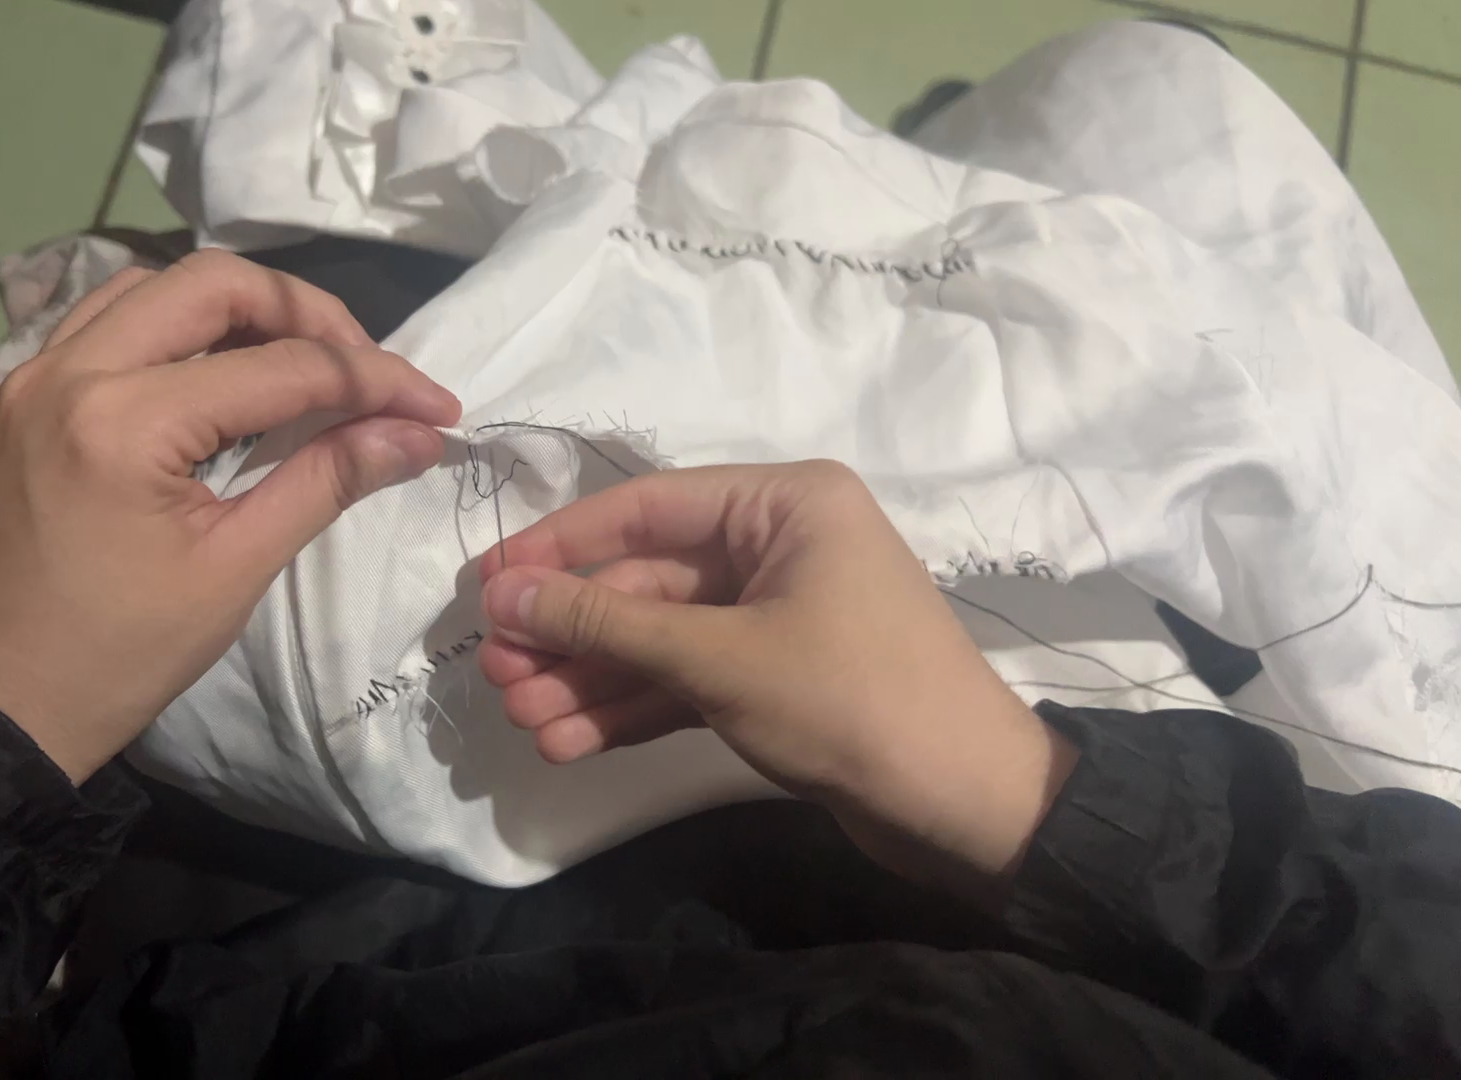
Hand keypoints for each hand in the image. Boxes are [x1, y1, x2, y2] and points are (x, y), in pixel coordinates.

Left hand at [0, 251, 460, 782]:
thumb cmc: (126, 652)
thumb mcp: (239, 568)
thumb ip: (329, 482)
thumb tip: (418, 435)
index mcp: (126, 423)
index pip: (282, 369)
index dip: (375, 380)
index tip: (436, 406)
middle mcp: (72, 369)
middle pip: (216, 284)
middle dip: (313, 316)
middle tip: (367, 371)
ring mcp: (38, 371)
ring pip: (161, 286)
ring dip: (247, 310)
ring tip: (306, 363)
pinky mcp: (29, 389)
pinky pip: (117, 318)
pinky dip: (186, 325)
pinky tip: (223, 368)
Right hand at [475, 461, 1077, 893]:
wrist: (970, 818)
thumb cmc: (851, 703)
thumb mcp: (717, 656)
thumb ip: (605, 621)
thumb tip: (504, 595)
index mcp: (779, 504)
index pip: (643, 508)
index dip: (559, 544)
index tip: (490, 580)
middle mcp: (769, 546)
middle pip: (641, 582)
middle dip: (569, 633)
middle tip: (497, 671)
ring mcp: (764, 613)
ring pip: (653, 637)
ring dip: (588, 679)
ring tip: (522, 718)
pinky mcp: (762, 673)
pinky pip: (680, 677)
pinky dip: (628, 707)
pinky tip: (567, 740)